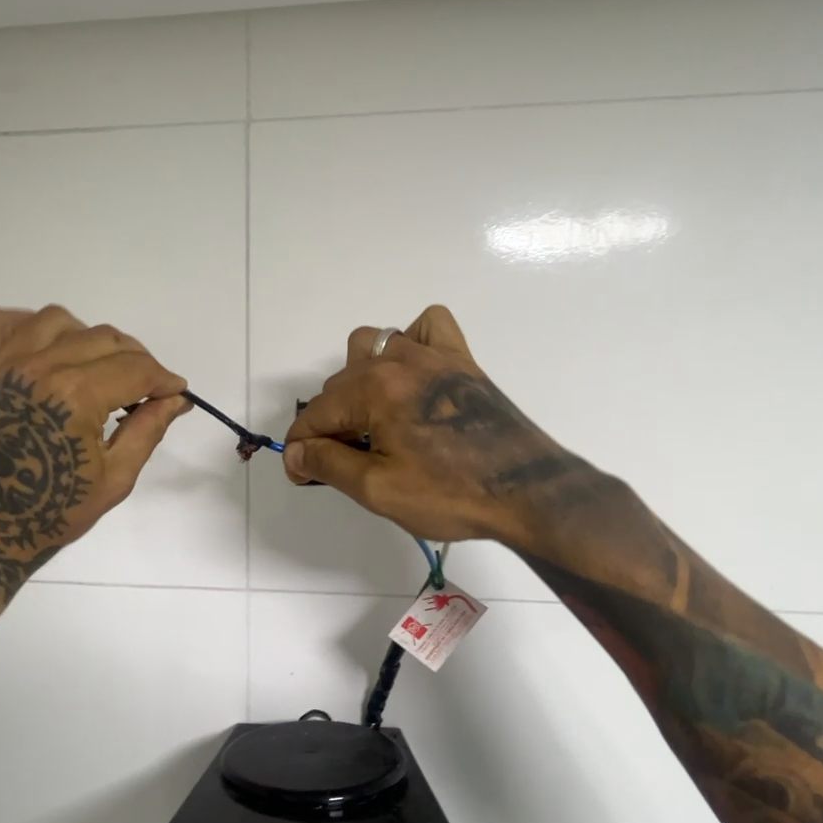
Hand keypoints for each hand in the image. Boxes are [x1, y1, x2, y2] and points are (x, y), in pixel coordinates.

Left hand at [0, 306, 188, 579]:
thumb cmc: (53, 511)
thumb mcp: (114, 478)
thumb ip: (147, 430)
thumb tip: (176, 399)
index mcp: (76, 395)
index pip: (136, 368)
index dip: (164, 379)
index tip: (174, 391)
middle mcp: (38, 366)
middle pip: (104, 339)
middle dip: (135, 361)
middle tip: (141, 390)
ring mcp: (0, 363)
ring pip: (58, 321)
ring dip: (86, 338)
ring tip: (94, 368)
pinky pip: (0, 321)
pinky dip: (27, 325)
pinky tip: (44, 350)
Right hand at [283, 305, 587, 545]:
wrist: (526, 490)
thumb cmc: (449, 494)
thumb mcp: (377, 489)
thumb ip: (328, 465)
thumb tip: (295, 453)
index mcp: (374, 389)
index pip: (316, 413)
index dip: (301, 448)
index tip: (302, 476)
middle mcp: (399, 361)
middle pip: (339, 383)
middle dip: (328, 422)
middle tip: (340, 464)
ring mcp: (433, 356)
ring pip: (374, 345)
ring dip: (358, 378)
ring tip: (369, 420)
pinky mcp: (462, 362)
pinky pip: (427, 327)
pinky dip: (410, 342)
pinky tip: (410, 376)